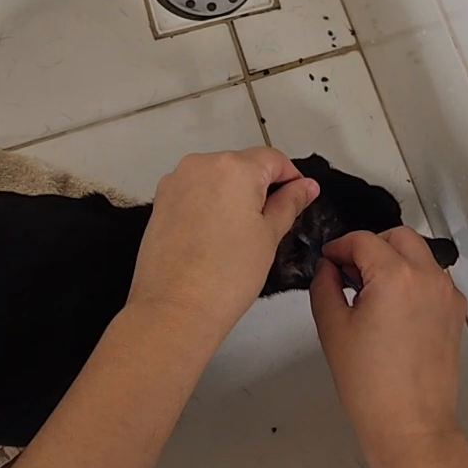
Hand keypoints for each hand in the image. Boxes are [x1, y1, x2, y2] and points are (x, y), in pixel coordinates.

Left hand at [128, 148, 319, 341]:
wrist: (175, 309)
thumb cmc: (224, 277)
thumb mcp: (269, 236)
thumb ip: (290, 202)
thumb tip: (305, 186)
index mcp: (234, 167)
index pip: (274, 159)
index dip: (291, 178)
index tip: (298, 198)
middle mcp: (202, 164)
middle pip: (243, 165)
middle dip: (260, 188)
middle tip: (270, 225)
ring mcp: (177, 181)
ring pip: (218, 178)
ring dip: (234, 196)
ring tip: (238, 236)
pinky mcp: (161, 199)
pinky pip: (195, 191)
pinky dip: (209, 204)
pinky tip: (215, 236)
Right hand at [310, 228, 467, 456]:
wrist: (411, 427)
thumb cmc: (367, 382)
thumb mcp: (333, 328)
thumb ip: (325, 285)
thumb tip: (329, 266)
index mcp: (396, 275)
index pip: (363, 240)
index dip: (340, 246)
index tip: (328, 260)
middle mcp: (428, 275)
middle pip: (398, 237)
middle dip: (372, 246)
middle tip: (350, 271)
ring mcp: (448, 293)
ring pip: (419, 254)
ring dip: (395, 259)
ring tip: (372, 291)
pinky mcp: (456, 312)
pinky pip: (433, 278)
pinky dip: (413, 279)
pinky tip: (395, 309)